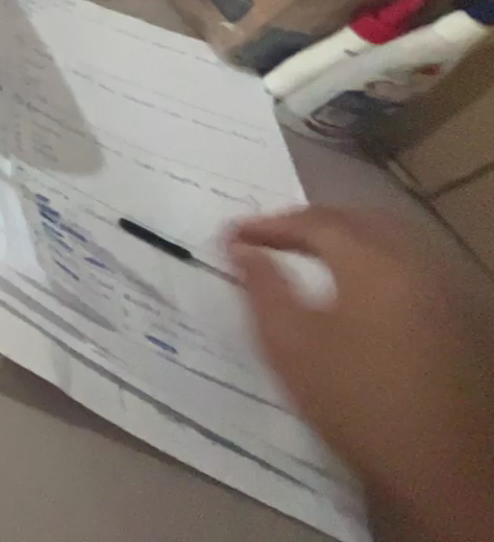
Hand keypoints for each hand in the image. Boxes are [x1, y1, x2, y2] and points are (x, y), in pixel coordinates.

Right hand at [230, 207, 493, 539]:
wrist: (445, 470)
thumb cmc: (352, 398)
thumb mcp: (286, 340)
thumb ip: (261, 284)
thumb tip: (241, 247)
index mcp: (374, 267)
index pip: (314, 222)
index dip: (266, 223)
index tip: (229, 236)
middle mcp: (419, 270)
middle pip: (360, 222)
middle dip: (308, 223)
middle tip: (266, 237)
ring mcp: (449, 297)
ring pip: (392, 243)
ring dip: (343, 240)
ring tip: (303, 256)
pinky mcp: (462, 323)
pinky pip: (411, 268)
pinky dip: (372, 261)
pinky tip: (350, 285)